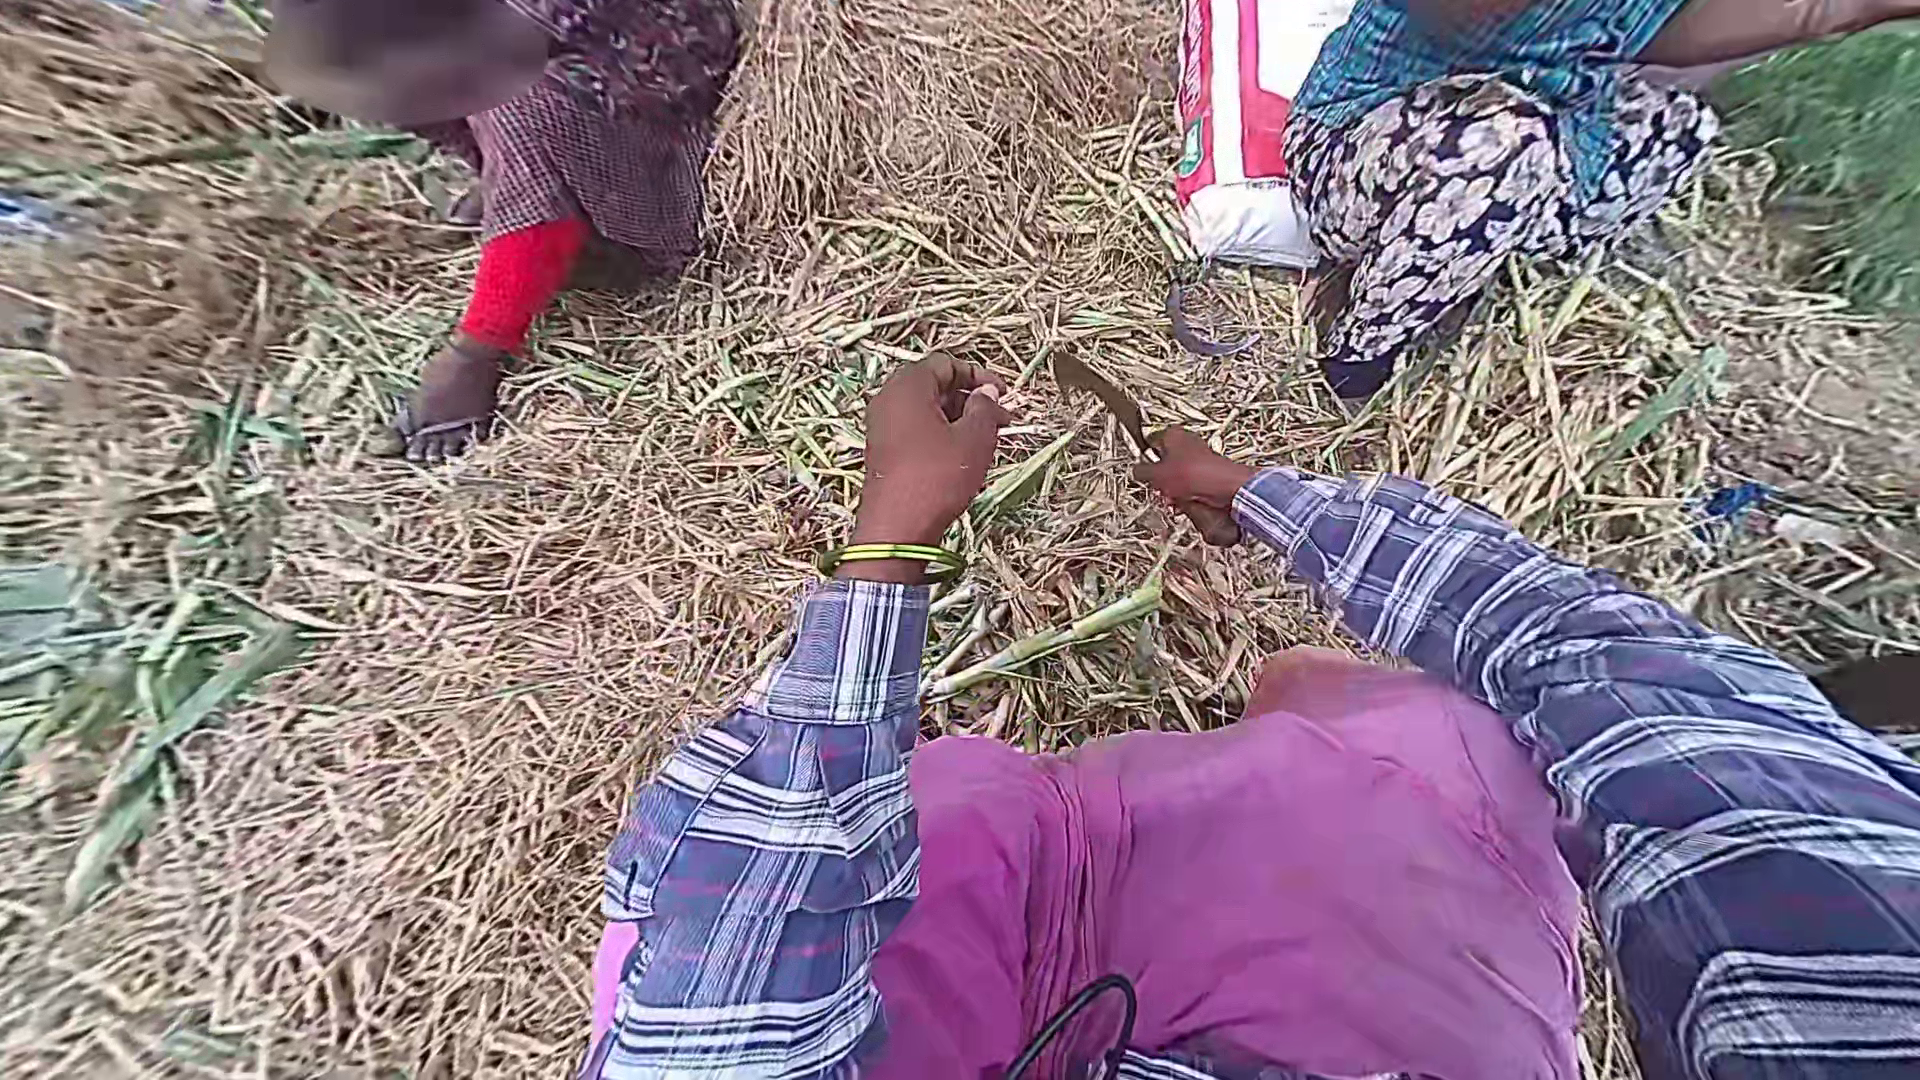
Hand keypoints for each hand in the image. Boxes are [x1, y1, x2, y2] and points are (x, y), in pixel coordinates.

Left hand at [843, 354, 1008, 582]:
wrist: (897, 530)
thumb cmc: (937, 478)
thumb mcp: (973, 439)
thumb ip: (985, 407)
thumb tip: (987, 393)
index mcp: (907, 387)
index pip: (946, 364)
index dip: (979, 375)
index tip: (1003, 394)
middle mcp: (888, 400)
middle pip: (936, 386)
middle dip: (971, 399)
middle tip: (1000, 419)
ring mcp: (882, 427)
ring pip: (927, 411)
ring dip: (959, 419)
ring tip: (986, 440)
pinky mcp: (883, 452)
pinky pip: (916, 431)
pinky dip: (941, 435)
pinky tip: (962, 456)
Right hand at [1133, 427, 1256, 545]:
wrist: (1223, 488)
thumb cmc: (1192, 473)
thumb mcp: (1156, 474)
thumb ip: (1141, 472)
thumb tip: (1134, 471)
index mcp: (1173, 434)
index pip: (1151, 442)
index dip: (1145, 458)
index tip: (1142, 470)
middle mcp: (1187, 442)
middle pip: (1163, 461)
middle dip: (1159, 478)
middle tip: (1157, 488)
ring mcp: (1199, 458)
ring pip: (1176, 475)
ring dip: (1170, 489)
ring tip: (1170, 499)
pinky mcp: (1207, 473)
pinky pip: (1189, 484)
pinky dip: (1184, 494)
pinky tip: (1181, 503)